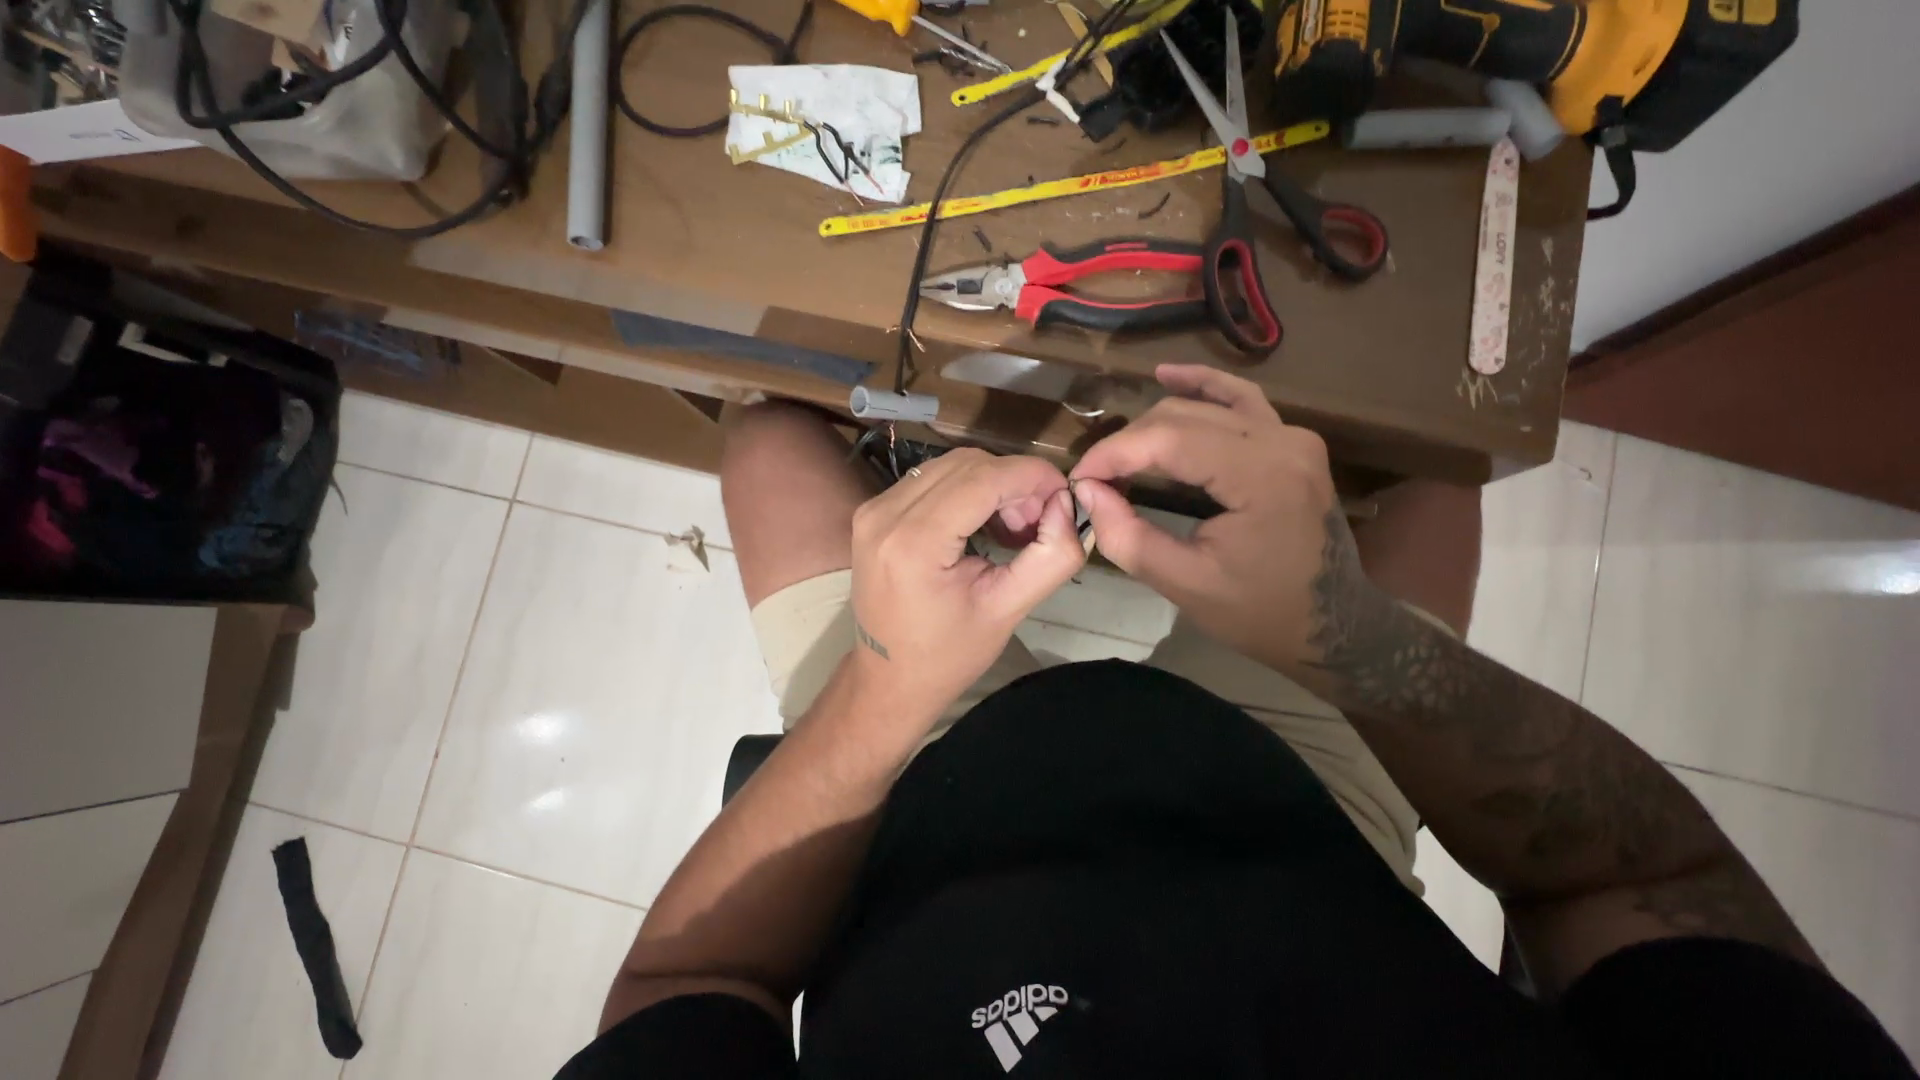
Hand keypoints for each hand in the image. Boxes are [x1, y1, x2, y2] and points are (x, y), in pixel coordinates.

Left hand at [849, 449, 1085, 720]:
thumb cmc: (949, 655)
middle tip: (1038, 524)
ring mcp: (872, 509)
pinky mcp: (872, 511)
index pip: (983, 478)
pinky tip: (982, 525)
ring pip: (949, 465)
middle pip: (967, 464)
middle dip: (1014, 482)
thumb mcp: (1009, 610)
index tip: (1064, 495)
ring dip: (992, 483)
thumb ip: (1051, 557)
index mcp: (914, 543)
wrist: (888, 678)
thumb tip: (1067, 504)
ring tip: (1012, 529)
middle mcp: (884, 515)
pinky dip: (966, 490)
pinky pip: (930, 479)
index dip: (1032, 476)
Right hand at [1069, 364, 1374, 674]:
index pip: (1169, 440)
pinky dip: (1202, 387)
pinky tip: (1167, 375)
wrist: (1333, 625)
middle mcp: (1281, 442)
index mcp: (1261, 477)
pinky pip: (1241, 400)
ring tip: (1119, 452)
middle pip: (1184, 416)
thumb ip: (1128, 536)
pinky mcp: (1292, 441)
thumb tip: (1086, 492)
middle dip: (1130, 444)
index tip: (1079, 480)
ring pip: (1207, 405)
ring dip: (1156, 422)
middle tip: (1095, 481)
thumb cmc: (1259, 612)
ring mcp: (1292, 437)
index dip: (1115, 453)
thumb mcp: (1185, 585)